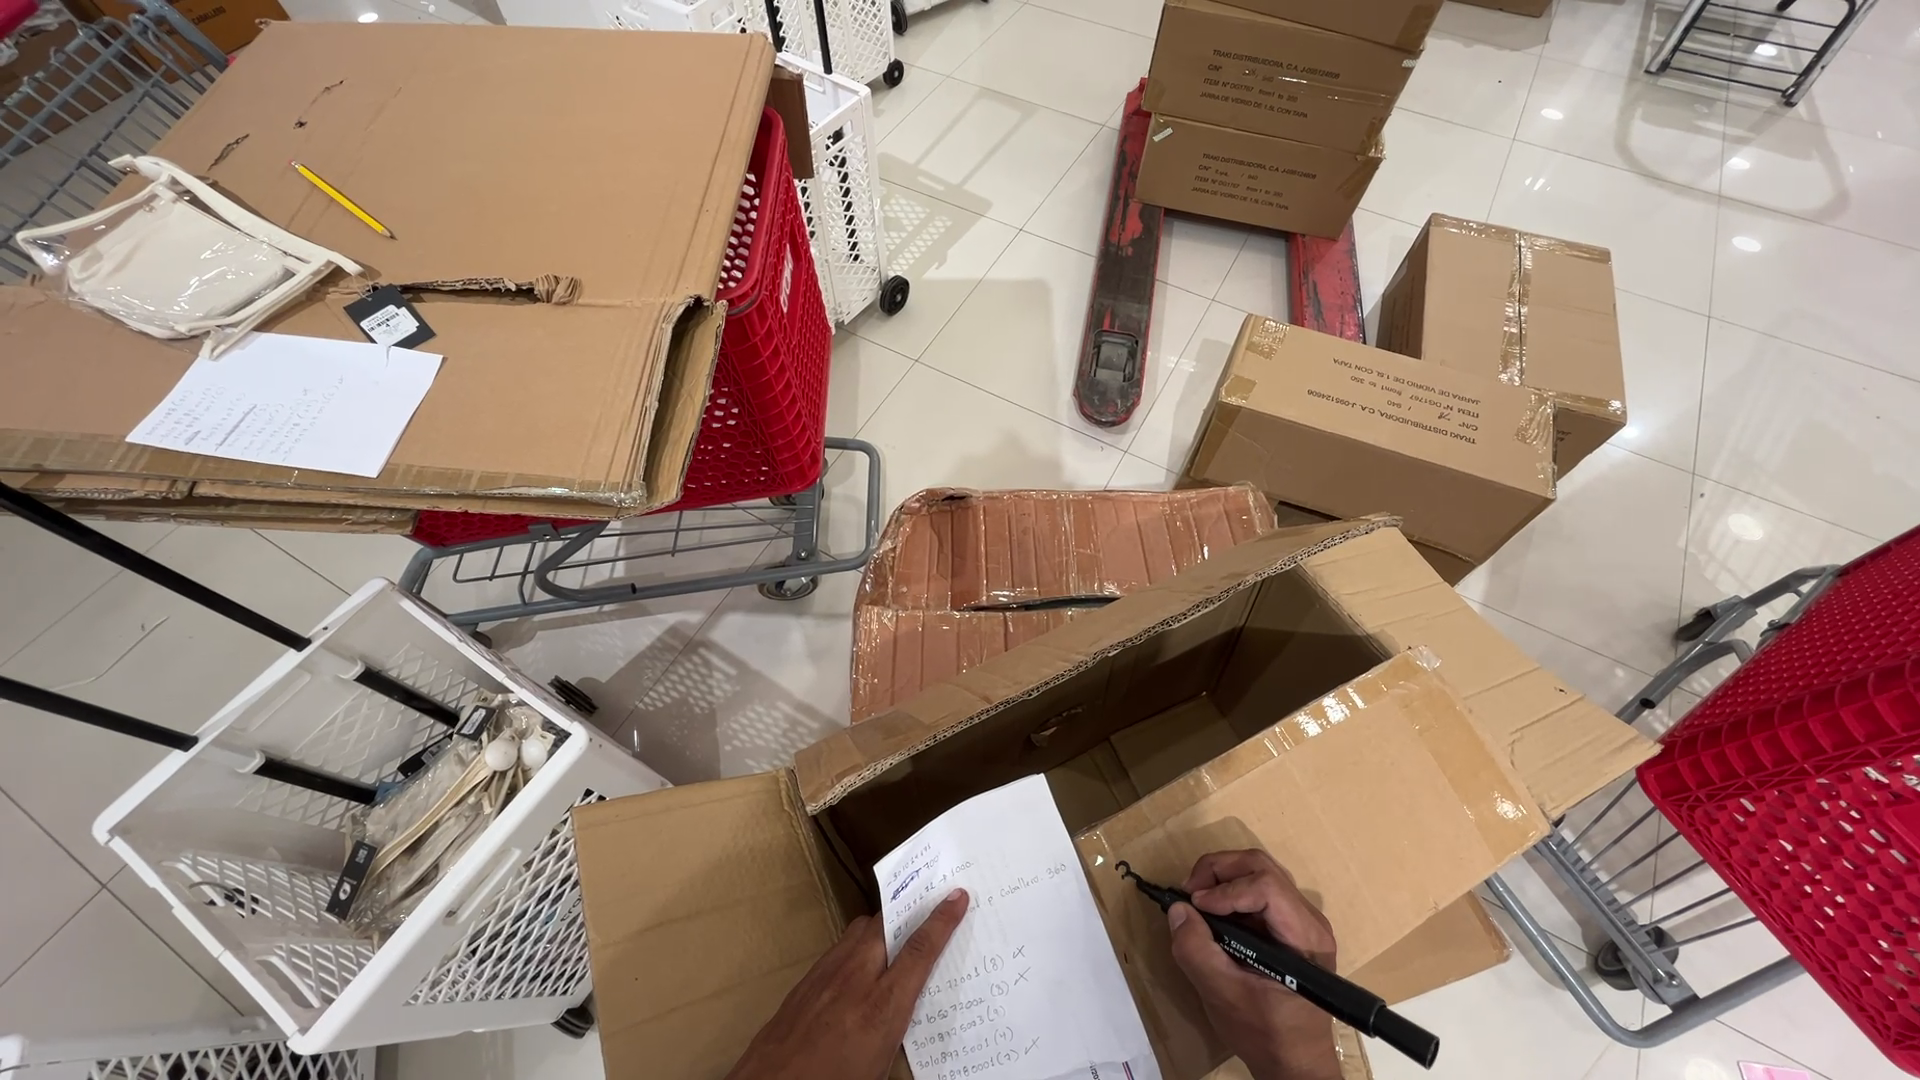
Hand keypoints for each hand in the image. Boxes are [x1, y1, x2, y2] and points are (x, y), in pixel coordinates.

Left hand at [726, 888, 969, 1079]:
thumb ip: (897, 1021)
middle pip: (884, 925)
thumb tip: (907, 995)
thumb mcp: (881, 1062)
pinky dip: (854, 948)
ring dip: (878, 930)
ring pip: (859, 931)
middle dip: (905, 914)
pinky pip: (838, 948)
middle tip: (924, 909)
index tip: (958, 895)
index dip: (942, 920)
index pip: (920, 950)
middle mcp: (855, 979)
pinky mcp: (805, 979)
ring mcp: (826, 974)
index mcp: (882, 1006)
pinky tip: (856, 970)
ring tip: (891, 941)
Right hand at [1167, 851, 1342, 1079]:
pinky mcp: (1287, 923)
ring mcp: (1299, 919)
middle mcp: (1308, 919)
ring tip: (1197, 899)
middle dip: (1218, 870)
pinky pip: (1256, 887)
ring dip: (1221, 876)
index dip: (1225, 890)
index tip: (1196, 907)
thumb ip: (1196, 950)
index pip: (1265, 886)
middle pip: (1260, 866)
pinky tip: (1211, 910)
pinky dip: (1227, 889)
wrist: (1294, 1064)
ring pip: (1258, 870)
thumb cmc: (1265, 1034)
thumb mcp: (1222, 996)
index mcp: (1304, 937)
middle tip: (1190, 893)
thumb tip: (1177, 909)